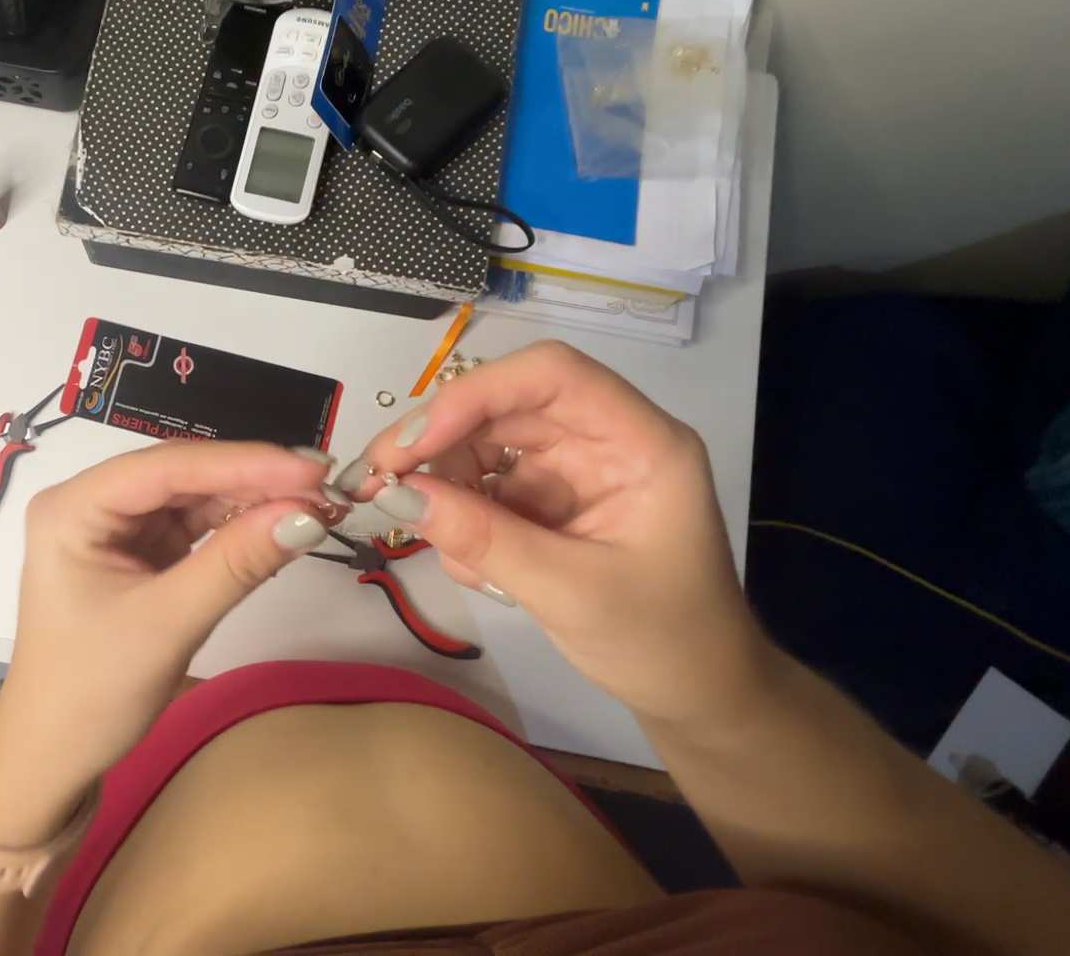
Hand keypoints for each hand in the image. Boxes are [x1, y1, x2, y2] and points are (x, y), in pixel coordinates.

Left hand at [0, 441, 338, 825]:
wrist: (55, 754)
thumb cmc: (93, 693)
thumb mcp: (168, 624)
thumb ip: (237, 563)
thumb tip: (309, 515)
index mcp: (71, 508)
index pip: (166, 467)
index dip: (243, 462)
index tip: (310, 469)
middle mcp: (88, 503)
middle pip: (181, 475)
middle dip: (251, 479)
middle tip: (324, 485)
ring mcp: (114, 527)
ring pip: (192, 497)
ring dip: (250, 499)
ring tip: (314, 503)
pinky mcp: (137, 551)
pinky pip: (193, 525)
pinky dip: (235, 527)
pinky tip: (276, 523)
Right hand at [338, 341, 774, 724]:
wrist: (694, 692)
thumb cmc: (661, 641)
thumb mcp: (569, 592)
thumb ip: (482, 539)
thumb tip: (397, 496)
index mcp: (638, 442)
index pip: (549, 376)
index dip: (476, 394)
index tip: (414, 444)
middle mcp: (597, 440)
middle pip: (500, 406)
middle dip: (435, 441)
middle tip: (376, 481)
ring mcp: (566, 469)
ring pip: (480, 444)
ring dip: (440, 484)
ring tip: (430, 537)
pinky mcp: (542, 499)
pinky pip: (479, 487)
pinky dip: (456, 517)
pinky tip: (467, 564)